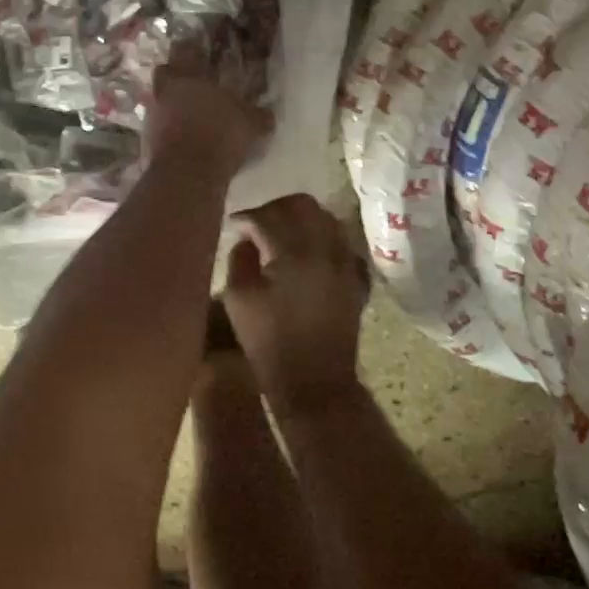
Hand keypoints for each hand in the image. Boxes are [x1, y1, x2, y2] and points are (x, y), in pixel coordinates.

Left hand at [145, 55, 270, 179]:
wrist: (188, 173)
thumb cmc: (221, 136)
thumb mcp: (250, 124)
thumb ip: (258, 114)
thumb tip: (267, 112)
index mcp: (189, 77)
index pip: (184, 51)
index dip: (191, 50)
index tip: (200, 52)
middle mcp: (166, 91)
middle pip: (164, 73)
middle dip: (174, 75)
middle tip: (190, 82)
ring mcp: (154, 115)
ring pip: (159, 99)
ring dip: (171, 104)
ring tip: (190, 113)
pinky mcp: (148, 139)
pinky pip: (159, 125)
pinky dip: (169, 127)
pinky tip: (185, 135)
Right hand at [221, 194, 369, 413]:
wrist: (315, 382)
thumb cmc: (268, 344)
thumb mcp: (239, 300)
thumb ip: (239, 259)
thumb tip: (246, 239)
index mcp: (294, 253)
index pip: (267, 217)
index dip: (245, 218)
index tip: (232, 227)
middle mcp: (326, 249)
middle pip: (302, 206)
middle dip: (275, 209)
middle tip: (256, 225)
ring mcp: (346, 264)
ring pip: (326, 219)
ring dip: (300, 220)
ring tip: (279, 236)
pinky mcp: (355, 279)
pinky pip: (340, 243)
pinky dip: (322, 239)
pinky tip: (306, 254)